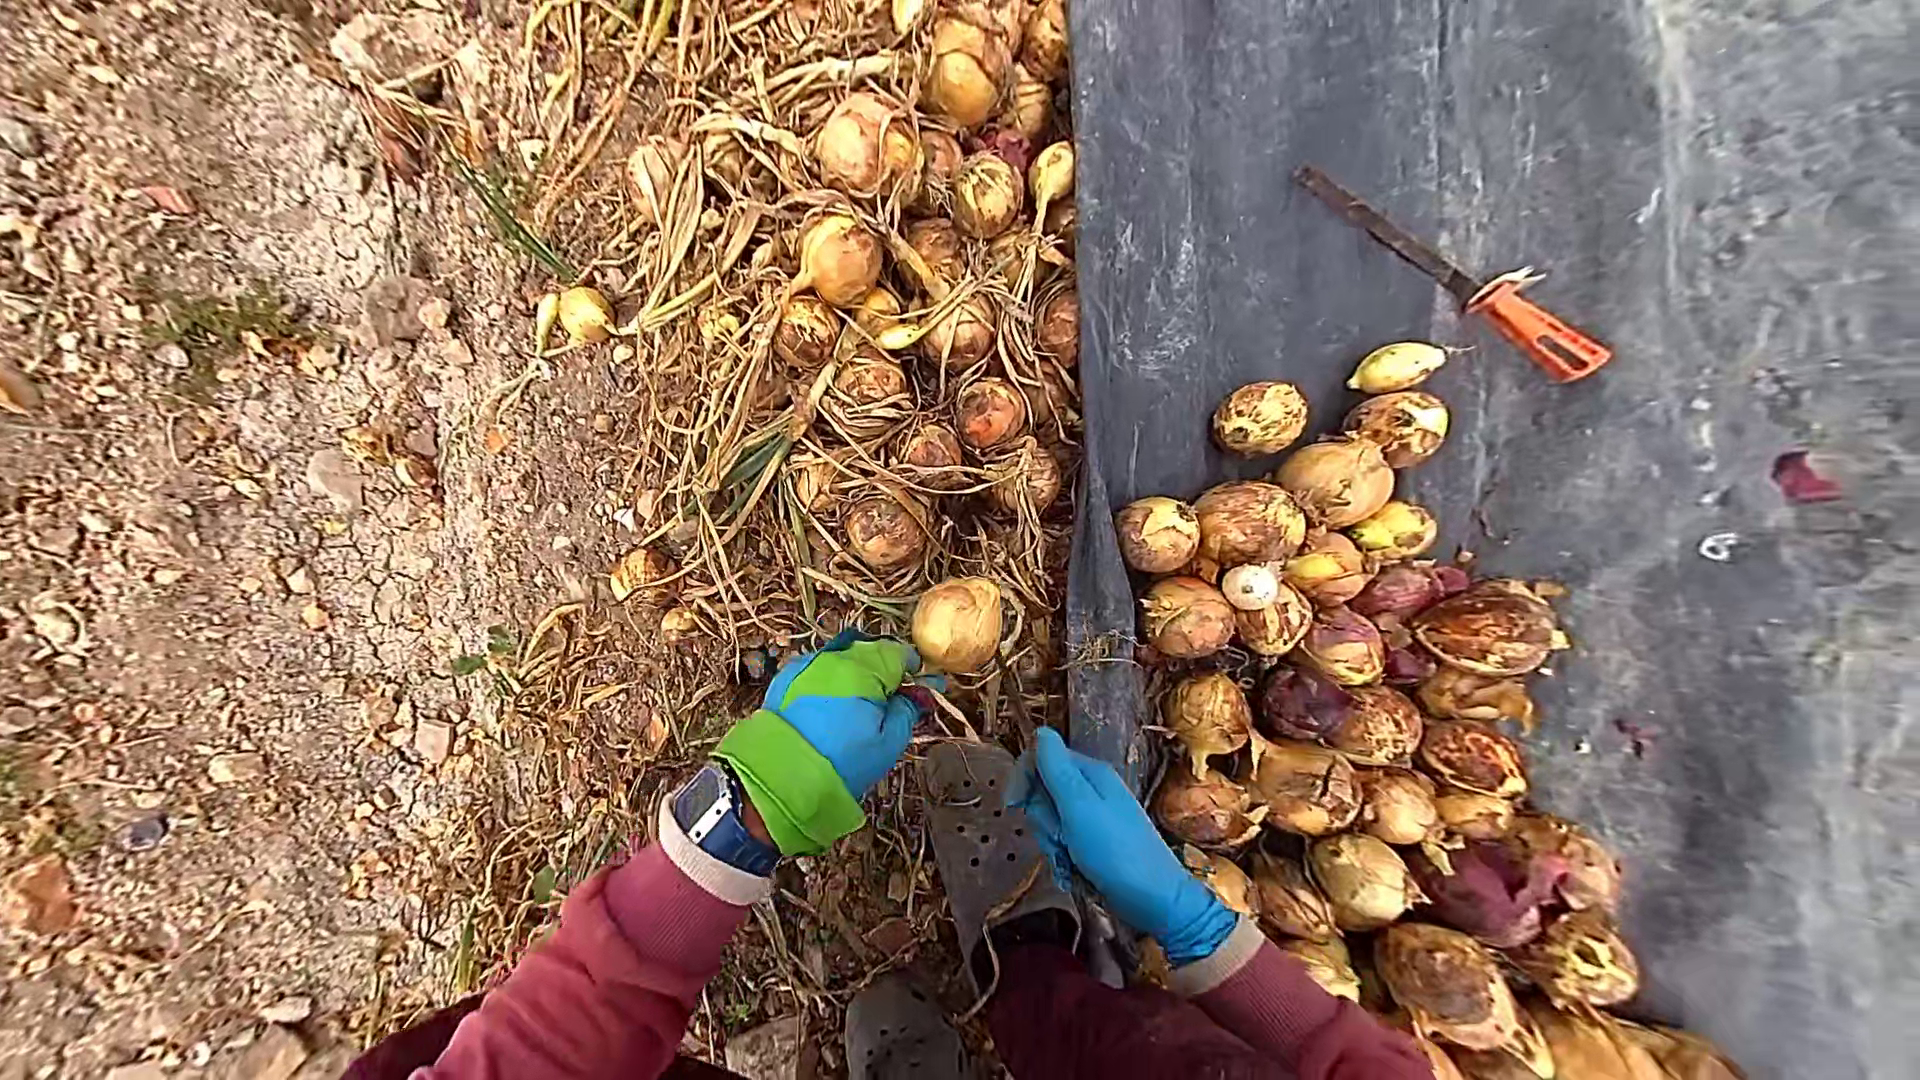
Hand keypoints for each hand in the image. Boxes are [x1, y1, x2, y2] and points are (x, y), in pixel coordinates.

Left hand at [761, 633, 923, 796]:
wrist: (781, 778)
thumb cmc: (843, 761)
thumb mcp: (889, 742)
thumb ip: (908, 710)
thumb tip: (916, 693)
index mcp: (865, 668)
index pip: (899, 652)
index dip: (911, 668)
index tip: (915, 687)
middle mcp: (836, 656)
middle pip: (871, 652)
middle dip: (883, 670)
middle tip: (887, 702)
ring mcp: (808, 663)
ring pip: (844, 659)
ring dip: (856, 674)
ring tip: (856, 707)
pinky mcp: (787, 676)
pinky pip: (819, 669)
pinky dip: (830, 681)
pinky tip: (829, 707)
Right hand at [1031, 727, 1235, 964]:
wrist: (1157, 903)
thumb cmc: (1116, 852)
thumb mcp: (1079, 806)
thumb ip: (1057, 768)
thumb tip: (1041, 730)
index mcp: (1090, 773)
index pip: (1042, 757)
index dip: (1023, 778)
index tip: (1013, 805)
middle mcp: (1092, 789)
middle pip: (1044, 790)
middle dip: (1041, 817)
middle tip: (1058, 836)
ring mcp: (1094, 817)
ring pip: (1051, 818)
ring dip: (1051, 840)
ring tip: (1068, 857)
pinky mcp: (1094, 842)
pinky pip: (1063, 840)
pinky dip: (1062, 855)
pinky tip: (1071, 870)